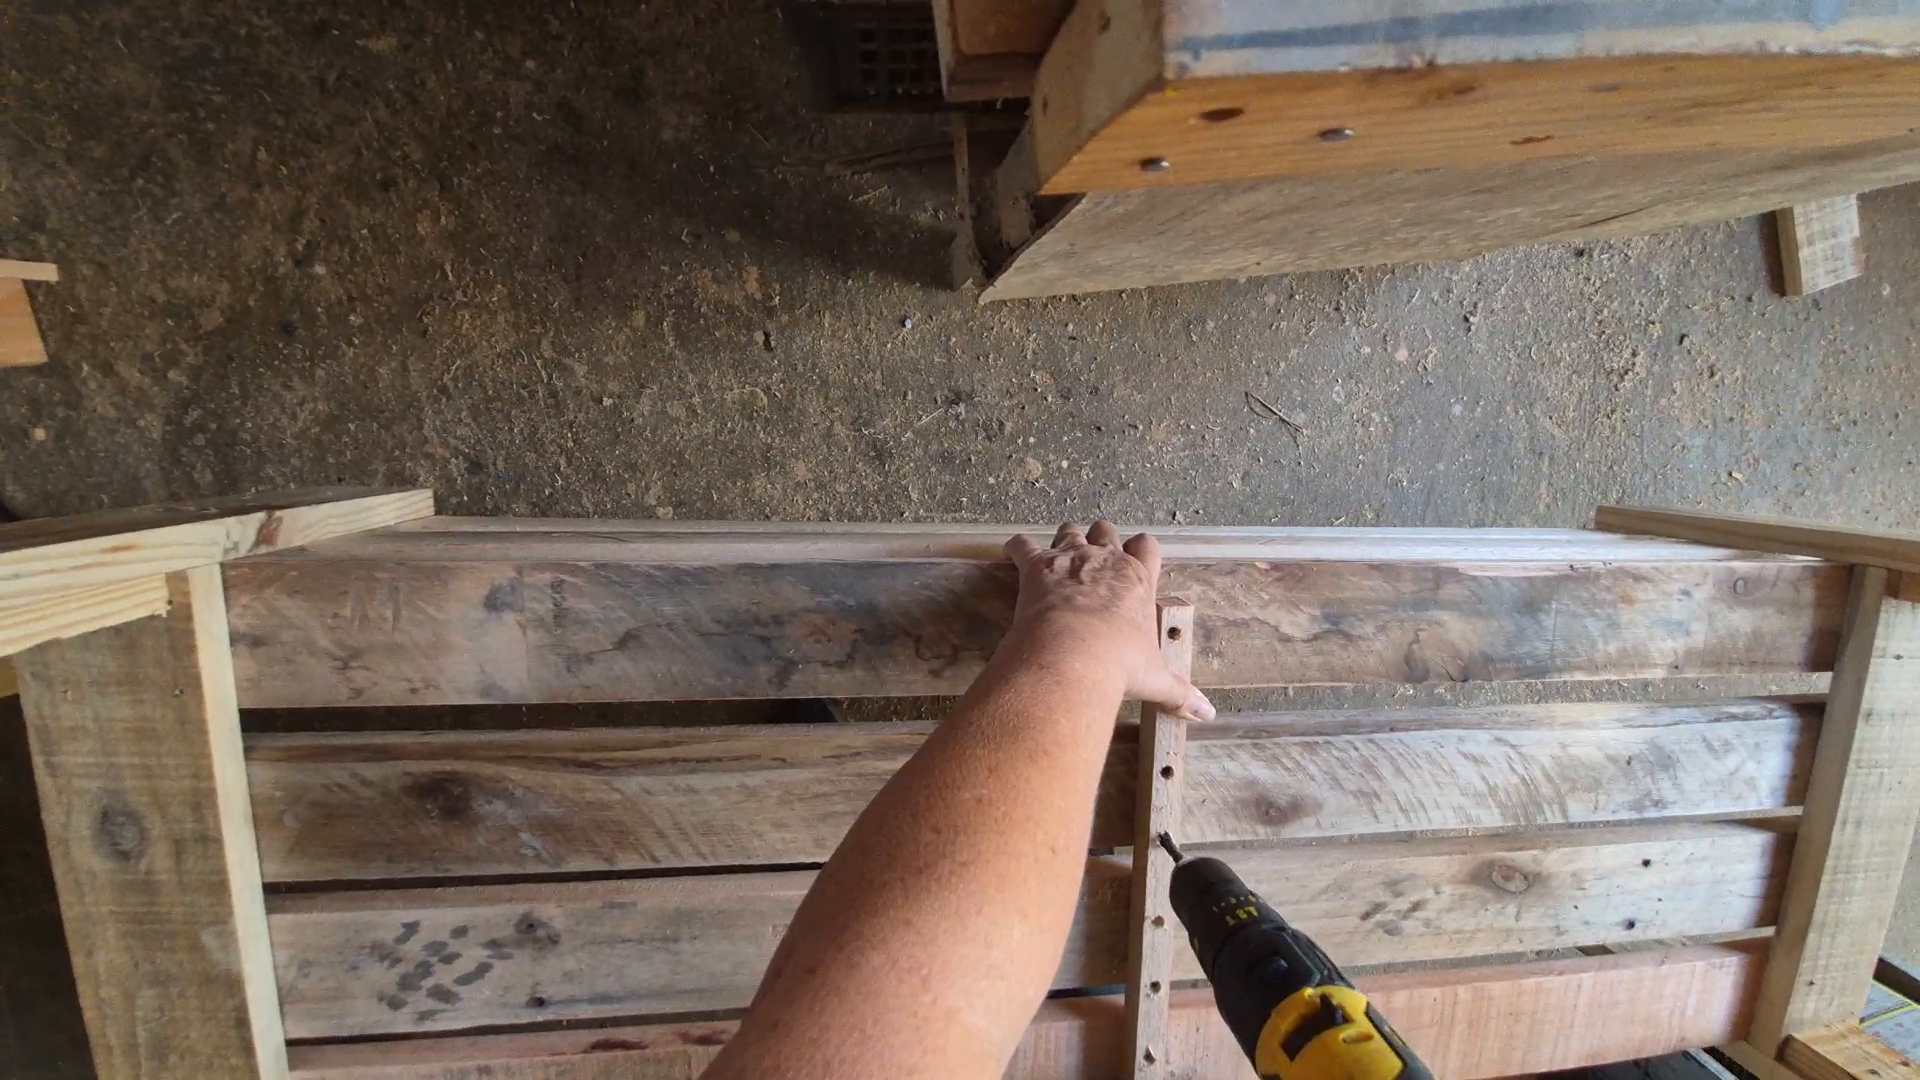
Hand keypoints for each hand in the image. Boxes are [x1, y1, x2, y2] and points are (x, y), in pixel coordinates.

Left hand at [1003, 522, 1214, 720]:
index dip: (1142, 549)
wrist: (1074, 654)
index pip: (1149, 546)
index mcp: (1139, 579)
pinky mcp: (1036, 566)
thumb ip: (1180, 693)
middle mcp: (1105, 560)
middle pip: (1106, 530)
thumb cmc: (1120, 664)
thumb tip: (1206, 714)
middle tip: (1094, 554)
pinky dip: (1017, 547)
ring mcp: (1069, 558)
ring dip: (1064, 538)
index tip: (1136, 556)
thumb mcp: (1156, 679)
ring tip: (1058, 552)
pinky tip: (1012, 551)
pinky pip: (1022, 545)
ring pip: (1068, 530)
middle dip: (1100, 538)